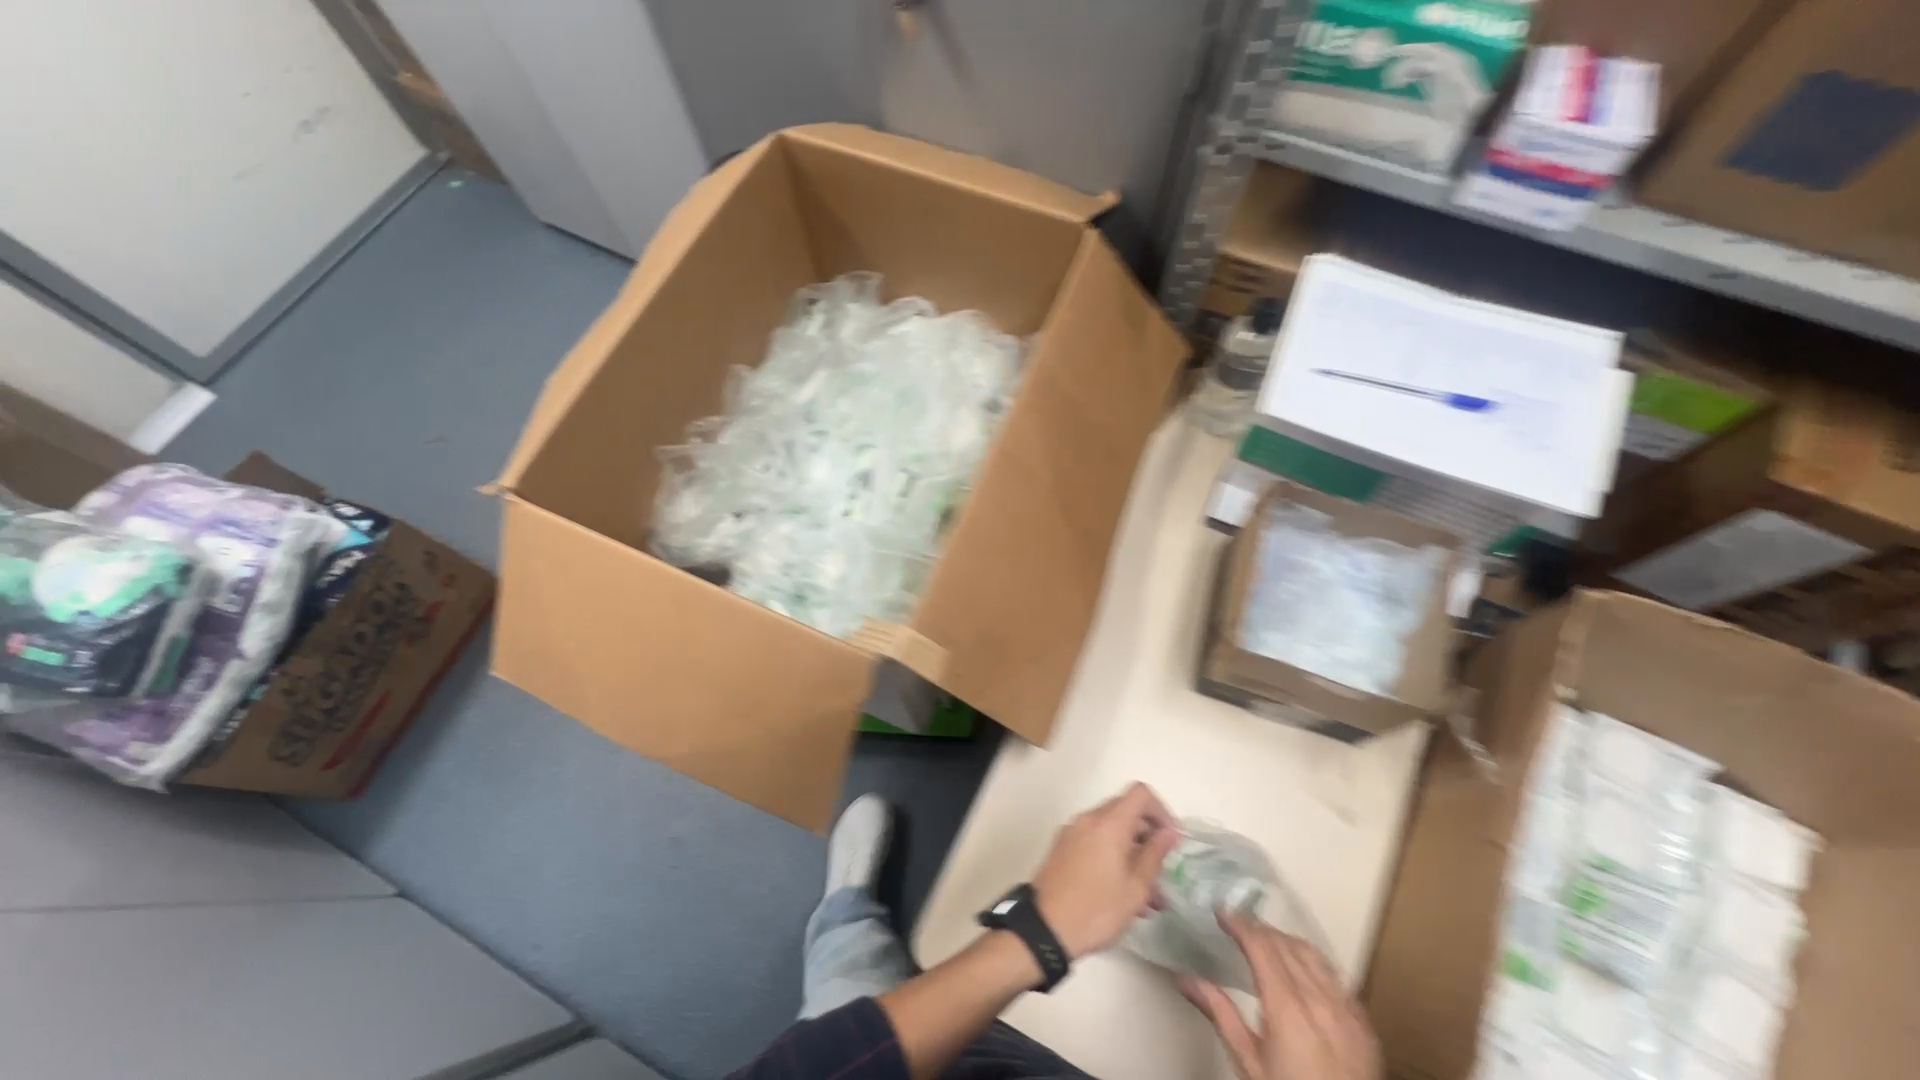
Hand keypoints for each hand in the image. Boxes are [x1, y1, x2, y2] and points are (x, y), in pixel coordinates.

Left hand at [1030, 782, 1179, 958]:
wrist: (1044, 928)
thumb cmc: (1097, 908)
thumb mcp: (1135, 887)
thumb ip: (1155, 854)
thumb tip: (1169, 832)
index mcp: (1109, 823)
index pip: (1140, 794)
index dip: (1161, 811)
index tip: (1171, 839)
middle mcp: (1088, 819)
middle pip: (1125, 811)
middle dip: (1148, 835)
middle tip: (1161, 868)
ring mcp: (1072, 833)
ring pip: (1110, 831)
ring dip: (1132, 853)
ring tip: (1148, 897)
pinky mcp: (1062, 848)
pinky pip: (1094, 842)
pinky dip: (1112, 857)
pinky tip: (1122, 894)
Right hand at [1180, 913, 1381, 1079]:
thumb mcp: (1248, 1065)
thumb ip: (1221, 1015)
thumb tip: (1186, 978)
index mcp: (1287, 1009)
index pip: (1262, 948)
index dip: (1241, 925)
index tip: (1221, 912)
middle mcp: (1320, 1000)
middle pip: (1287, 946)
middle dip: (1260, 929)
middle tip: (1237, 923)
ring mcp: (1347, 1010)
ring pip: (1314, 956)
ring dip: (1286, 940)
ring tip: (1265, 939)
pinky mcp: (1364, 1023)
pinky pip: (1336, 977)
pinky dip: (1313, 961)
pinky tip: (1302, 969)